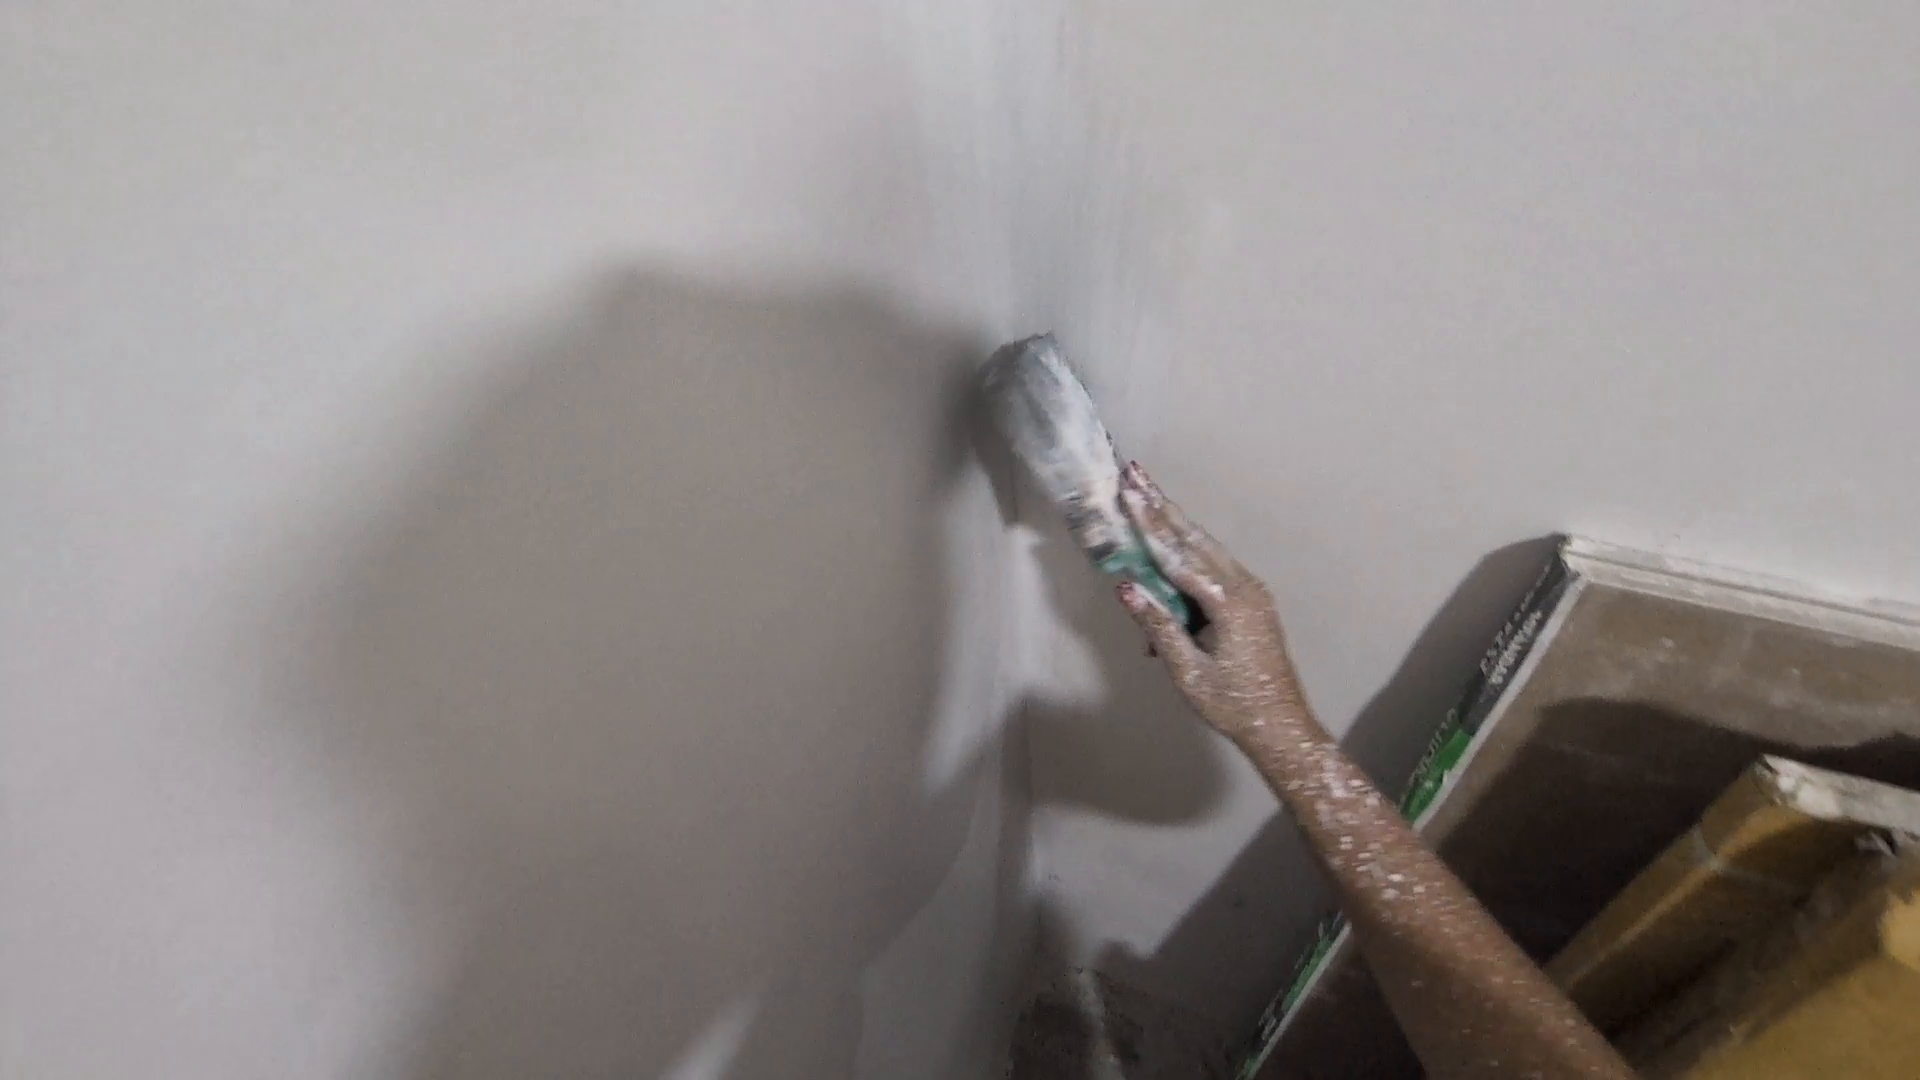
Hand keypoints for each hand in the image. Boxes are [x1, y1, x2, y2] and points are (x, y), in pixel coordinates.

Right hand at [1114, 462, 1303, 742]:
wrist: (1282, 726)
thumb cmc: (1233, 704)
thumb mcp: (1188, 671)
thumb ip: (1158, 625)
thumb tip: (1124, 586)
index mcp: (1229, 603)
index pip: (1178, 555)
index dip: (1149, 523)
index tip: (1129, 492)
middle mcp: (1244, 586)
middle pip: (1194, 537)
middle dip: (1161, 505)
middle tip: (1136, 473)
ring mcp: (1251, 590)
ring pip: (1205, 546)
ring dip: (1174, 520)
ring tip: (1148, 494)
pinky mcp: (1251, 599)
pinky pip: (1213, 564)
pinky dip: (1186, 548)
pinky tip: (1170, 537)